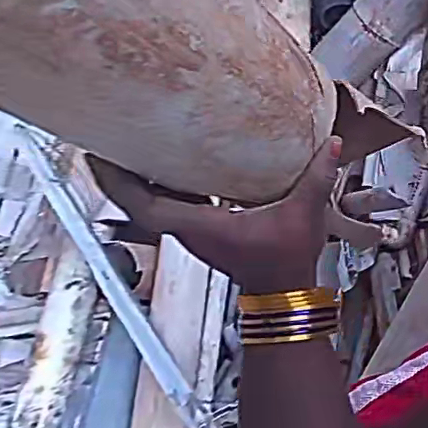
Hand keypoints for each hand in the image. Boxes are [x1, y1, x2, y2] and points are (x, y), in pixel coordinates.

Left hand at [88, 138, 342, 292]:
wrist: (284, 291)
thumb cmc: (285, 262)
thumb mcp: (303, 215)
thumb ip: (316, 178)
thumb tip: (329, 144)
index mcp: (201, 226)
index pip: (142, 204)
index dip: (115, 180)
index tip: (97, 154)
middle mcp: (188, 230)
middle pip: (137, 199)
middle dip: (118, 171)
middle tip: (109, 135)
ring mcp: (193, 231)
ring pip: (151, 203)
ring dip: (138, 178)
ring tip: (132, 143)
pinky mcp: (203, 230)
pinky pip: (170, 204)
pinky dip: (162, 185)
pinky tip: (171, 164)